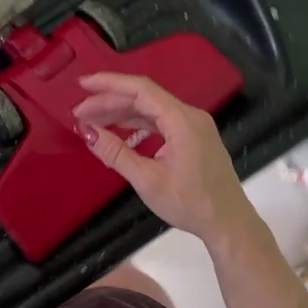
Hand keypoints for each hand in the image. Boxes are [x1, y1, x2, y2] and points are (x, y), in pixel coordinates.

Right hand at [72, 72, 244, 237]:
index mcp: (182, 120)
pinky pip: (159, 120)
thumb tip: (86, 131)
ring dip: (120, 112)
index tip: (82, 85)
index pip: (140, 89)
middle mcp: (189, 115)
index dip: (109, 83)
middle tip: (79, 113)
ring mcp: (193, 125)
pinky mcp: (192, 136)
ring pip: (150, 108)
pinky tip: (117, 129)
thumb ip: (115, 153)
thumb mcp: (147, 180)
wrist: (228, 224)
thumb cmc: (190, 203)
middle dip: (109, 101)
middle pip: (143, 97)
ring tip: (92, 120)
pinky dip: (136, 122)